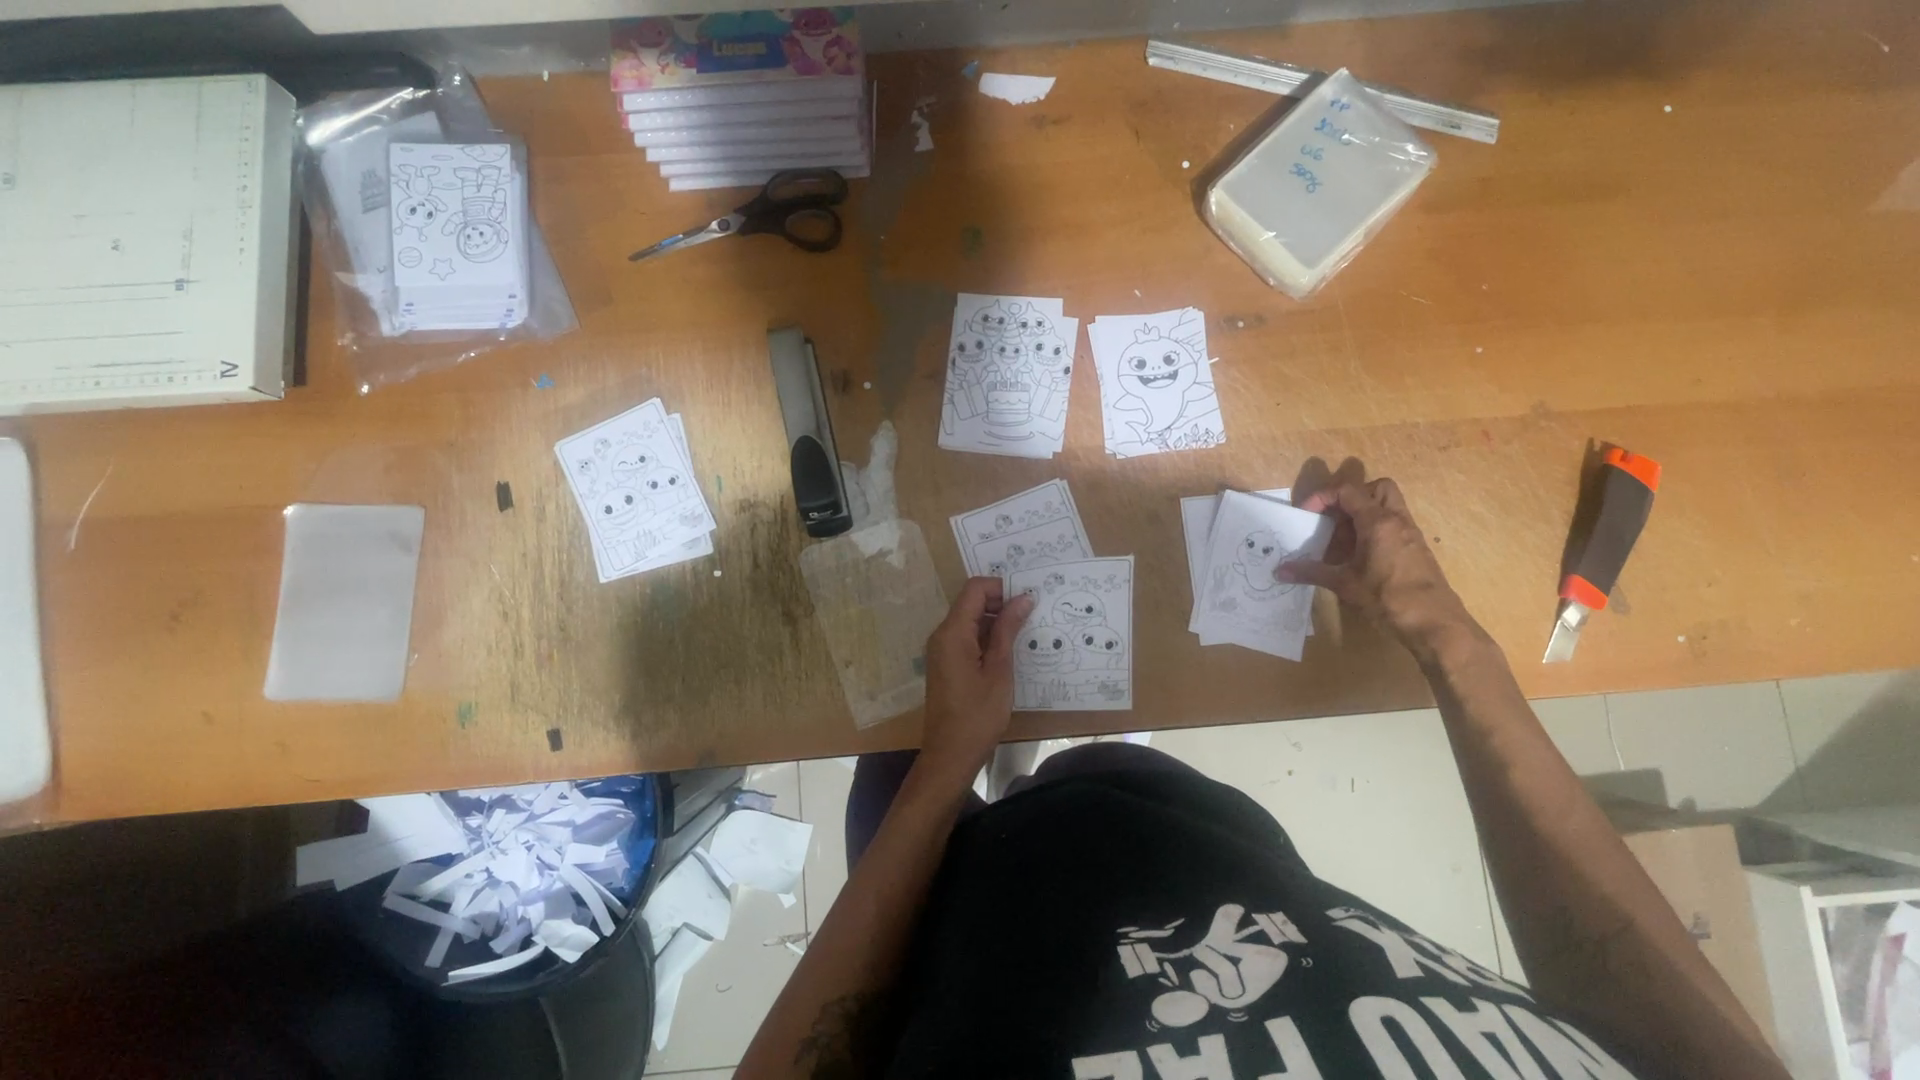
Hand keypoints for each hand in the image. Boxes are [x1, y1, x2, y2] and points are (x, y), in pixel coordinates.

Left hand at [919, 577, 1034, 782]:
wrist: (951, 754)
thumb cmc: (978, 714)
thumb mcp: (999, 670)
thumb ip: (1008, 630)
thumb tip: (1023, 598)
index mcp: (952, 633)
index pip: (974, 589)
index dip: (1001, 587)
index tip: (1027, 599)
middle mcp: (942, 636)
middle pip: (971, 602)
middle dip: (1001, 603)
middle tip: (1033, 614)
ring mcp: (942, 650)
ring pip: (970, 620)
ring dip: (997, 622)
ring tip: (1026, 632)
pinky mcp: (947, 664)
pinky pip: (967, 638)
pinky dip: (988, 637)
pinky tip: (1010, 650)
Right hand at [1277, 479, 1478, 656]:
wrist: (1433, 622)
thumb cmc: (1387, 598)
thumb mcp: (1344, 584)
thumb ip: (1311, 573)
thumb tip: (1279, 572)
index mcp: (1378, 522)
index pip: (1348, 491)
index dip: (1323, 497)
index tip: (1307, 515)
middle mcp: (1397, 520)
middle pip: (1377, 488)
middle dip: (1352, 497)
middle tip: (1334, 519)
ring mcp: (1410, 534)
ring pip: (1387, 507)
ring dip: (1363, 516)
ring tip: (1343, 543)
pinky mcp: (1416, 549)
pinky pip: (1393, 526)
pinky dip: (1374, 532)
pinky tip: (1360, 558)